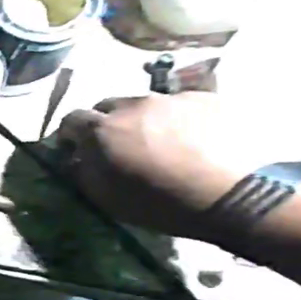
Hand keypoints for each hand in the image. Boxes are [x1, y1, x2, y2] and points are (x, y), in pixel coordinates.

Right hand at [57, 92, 249, 241]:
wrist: (230, 195)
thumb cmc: (155, 201)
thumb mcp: (102, 194)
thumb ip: (81, 169)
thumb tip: (76, 156)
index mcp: (102, 129)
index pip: (72, 119)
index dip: (70, 134)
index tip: (75, 149)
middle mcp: (134, 105)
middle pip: (109, 105)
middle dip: (106, 122)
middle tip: (116, 144)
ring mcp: (174, 99)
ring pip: (146, 103)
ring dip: (142, 119)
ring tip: (157, 141)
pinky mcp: (209, 99)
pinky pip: (181, 104)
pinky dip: (177, 118)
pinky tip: (190, 138)